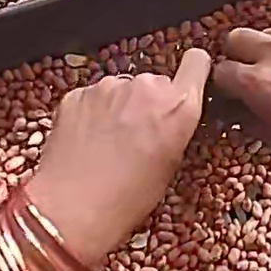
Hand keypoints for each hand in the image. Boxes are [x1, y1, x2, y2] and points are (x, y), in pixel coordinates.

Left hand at [25, 49, 212, 265]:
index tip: (187, 82)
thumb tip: (169, 119)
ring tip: (110, 143)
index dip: (193, 72)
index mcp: (178, 106)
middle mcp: (146, 87)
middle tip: (140, 136)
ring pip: (122, 89)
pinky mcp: (77, 94)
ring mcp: (108, 87)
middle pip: (156, 83)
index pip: (197, 62)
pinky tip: (88, 141)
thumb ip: (175, 127)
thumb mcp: (171, 165)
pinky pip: (93, 97)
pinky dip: (93, 113)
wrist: (72, 209)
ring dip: (120, 107)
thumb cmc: (127, 198)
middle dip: (150, 102)